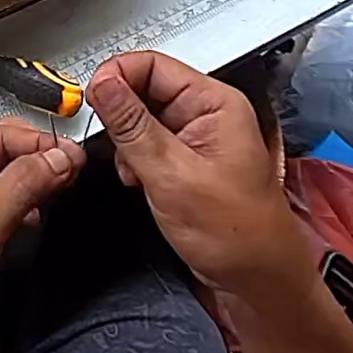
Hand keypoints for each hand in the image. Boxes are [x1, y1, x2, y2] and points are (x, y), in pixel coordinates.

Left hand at [0, 120, 83, 352]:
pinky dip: (29, 203)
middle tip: (74, 169)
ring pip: (12, 174)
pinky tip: (40, 212)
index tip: (75, 156)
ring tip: (63, 186)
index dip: (43, 143)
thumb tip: (60, 157)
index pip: (6, 134)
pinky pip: (10, 200)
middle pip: (10, 149)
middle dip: (42, 159)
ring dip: (38, 180)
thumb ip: (24, 185)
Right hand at [87, 51, 308, 300]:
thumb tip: (103, 83)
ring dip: (127, 141)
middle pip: (144, 87)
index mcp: (214, 102)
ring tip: (133, 169)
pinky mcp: (184, 157)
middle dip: (122, 115)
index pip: (153, 64)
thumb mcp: (172, 174)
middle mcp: (205, 112)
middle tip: (114, 142)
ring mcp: (195, 135)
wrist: (259, 288)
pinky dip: (133, 157)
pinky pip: (146, 140)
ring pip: (140, 115)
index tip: (93, 97)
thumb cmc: (237, 236)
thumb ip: (132, 126)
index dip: (118, 75)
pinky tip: (139, 179)